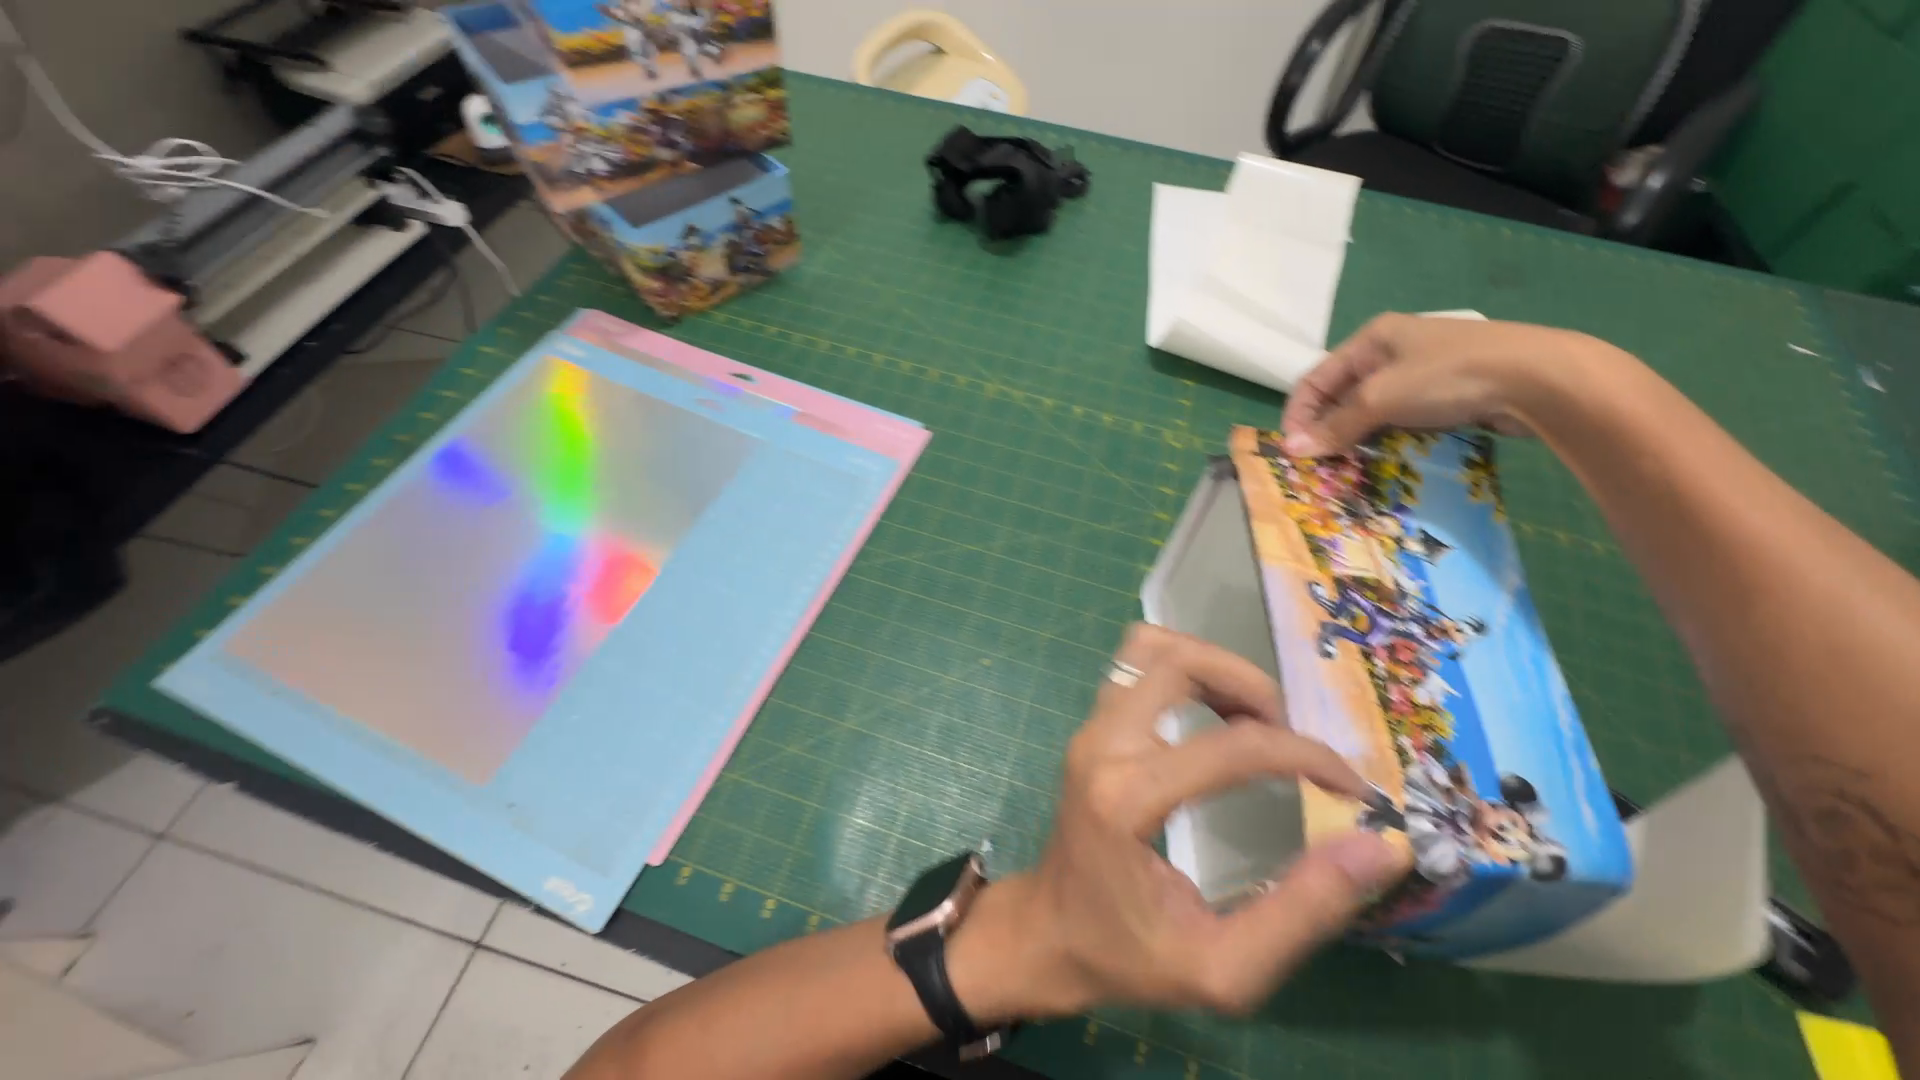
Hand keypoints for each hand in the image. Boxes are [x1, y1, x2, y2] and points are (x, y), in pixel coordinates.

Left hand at [950, 625, 1410, 1021]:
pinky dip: (1186, 671)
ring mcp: (1090, 730)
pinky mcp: (1092, 728)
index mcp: (1126, 800)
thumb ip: (1303, 912)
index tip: (1351, 788)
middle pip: (1179, 662)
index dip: (1306, 757)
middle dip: (1251, 685)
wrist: (1047, 937)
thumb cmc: (1127, 957)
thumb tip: (1379, 846)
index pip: (1232, 747)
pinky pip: (1137, 667)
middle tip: (1289, 738)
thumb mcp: (1225, 969)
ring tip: (1256, 720)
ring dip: (1215, 667)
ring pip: (1152, 650)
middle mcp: (1102, 747)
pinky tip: (1217, 717)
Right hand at [1280, 314, 1609, 456]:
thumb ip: (1337, 425)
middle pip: (1343, 395)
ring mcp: (1422, 373)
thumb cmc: (1448, 376)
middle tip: (1319, 465)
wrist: (1537, 378)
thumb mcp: (1382, 398)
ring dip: (1358, 439)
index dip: (1299, 414)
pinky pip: (1403, 421)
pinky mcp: (1447, 395)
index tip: (1292, 451)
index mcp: (1372, 338)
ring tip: (1348, 469)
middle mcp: (1393, 352)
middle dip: (1328, 430)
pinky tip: (1386, 461)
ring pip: (1373, 411)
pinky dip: (1389, 441)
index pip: (1316, 378)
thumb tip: (1292, 450)